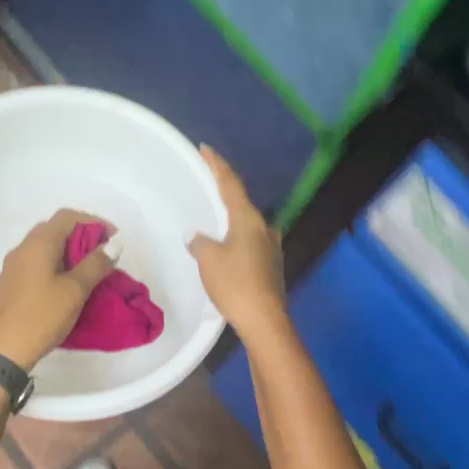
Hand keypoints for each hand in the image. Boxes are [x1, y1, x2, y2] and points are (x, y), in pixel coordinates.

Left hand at [0, 209, 117, 370]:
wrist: (5, 350)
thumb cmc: (42, 316)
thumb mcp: (75, 290)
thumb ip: (95, 264)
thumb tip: (114, 244)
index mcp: (38, 244)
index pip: (67, 217)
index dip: (94, 222)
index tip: (113, 239)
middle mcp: (22, 248)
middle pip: (54, 229)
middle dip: (81, 237)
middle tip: (103, 254)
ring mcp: (13, 267)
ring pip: (44, 248)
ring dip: (68, 253)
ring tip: (88, 270)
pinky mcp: (11, 284)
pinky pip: (36, 264)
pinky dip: (55, 265)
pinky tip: (65, 285)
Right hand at [188, 145, 287, 339]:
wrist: (265, 320)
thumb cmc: (235, 284)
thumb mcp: (209, 260)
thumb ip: (200, 242)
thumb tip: (197, 236)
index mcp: (248, 219)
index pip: (230, 184)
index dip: (217, 165)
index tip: (206, 148)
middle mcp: (264, 228)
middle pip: (241, 203)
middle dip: (224, 192)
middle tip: (207, 181)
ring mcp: (271, 248)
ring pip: (247, 225)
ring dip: (231, 219)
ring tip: (214, 218)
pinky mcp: (271, 266)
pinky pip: (249, 243)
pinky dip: (235, 239)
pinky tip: (226, 247)